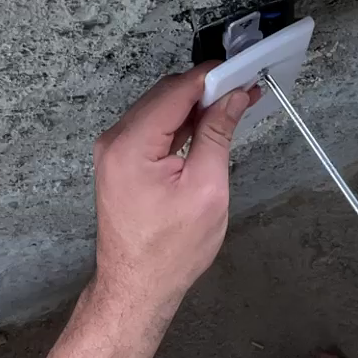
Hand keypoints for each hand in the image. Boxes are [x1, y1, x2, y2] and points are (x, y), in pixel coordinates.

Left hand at [90, 67, 255, 318]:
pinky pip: (153, 127)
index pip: (175, 91)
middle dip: (206, 89)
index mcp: (131, 145)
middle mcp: (115, 141)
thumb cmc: (172, 249)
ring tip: (233, 105)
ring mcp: (114, 150)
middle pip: (165, 95)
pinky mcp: (121, 160)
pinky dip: (181, 122)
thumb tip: (232, 97)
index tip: (241, 70)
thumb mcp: (206, 188)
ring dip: (195, 104)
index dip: (211, 77)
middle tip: (243, 89)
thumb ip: (217, 134)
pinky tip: (208, 123)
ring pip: (160, 108)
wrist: (137, 288)